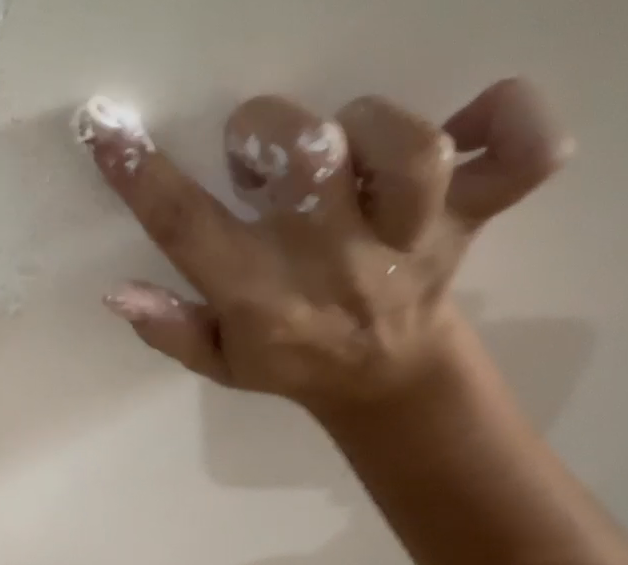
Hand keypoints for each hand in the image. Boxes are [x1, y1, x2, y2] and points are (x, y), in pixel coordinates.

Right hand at [79, 79, 571, 413]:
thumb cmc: (293, 361)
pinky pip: (522, 159)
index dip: (141, 175)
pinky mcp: (472, 217)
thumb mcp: (218, 361)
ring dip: (377, 127)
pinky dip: (517, 123)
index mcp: (263, 298)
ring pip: (412, 151)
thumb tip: (118, 293)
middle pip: (311, 160)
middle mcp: (335, 263)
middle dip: (270, 132)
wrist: (389, 381)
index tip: (105, 127)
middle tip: (258, 157)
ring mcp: (411, 240)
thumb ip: (170, 328)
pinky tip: (483, 120)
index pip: (189, 228)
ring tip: (350, 147)